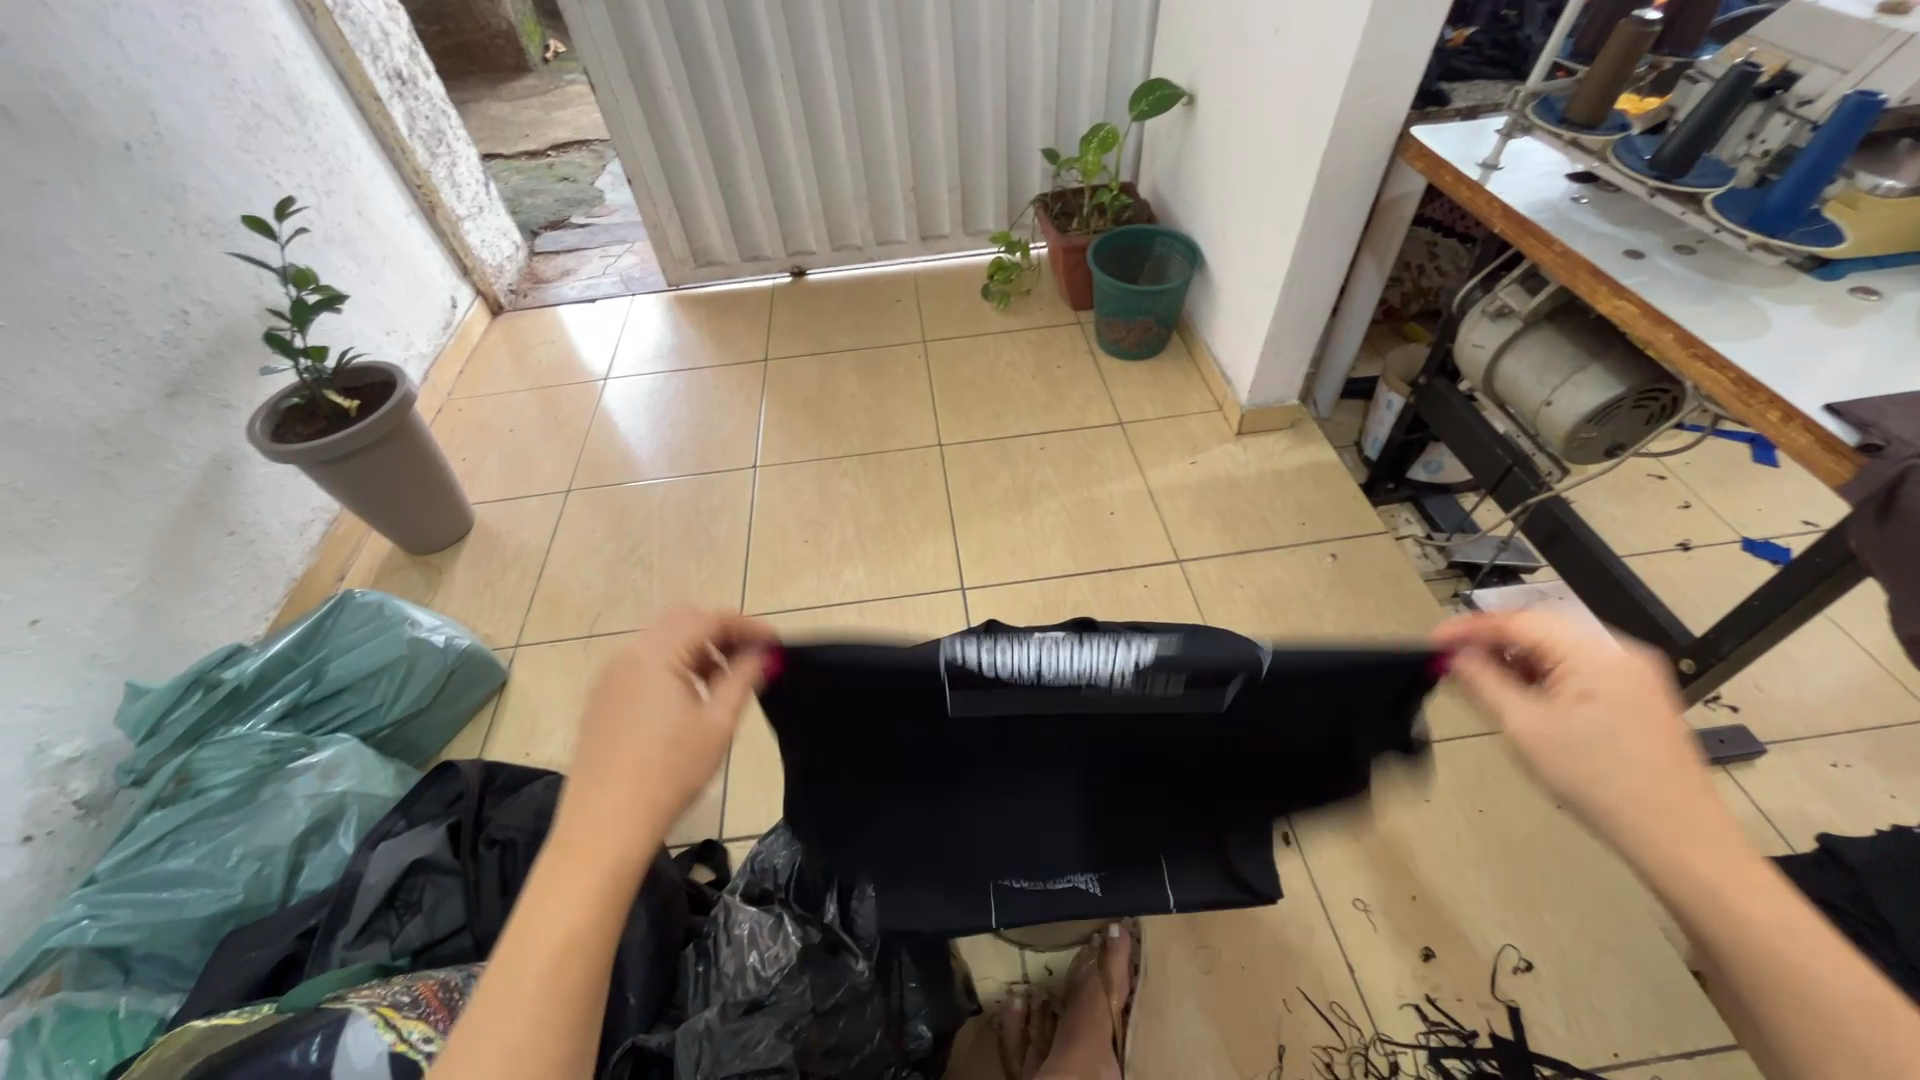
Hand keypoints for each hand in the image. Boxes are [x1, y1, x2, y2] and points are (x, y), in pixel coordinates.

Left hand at [558, 609, 777, 846]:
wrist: (605, 824)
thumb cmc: (670, 772)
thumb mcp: (718, 723)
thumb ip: (743, 678)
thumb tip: (763, 654)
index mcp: (656, 654)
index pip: (708, 619)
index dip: (746, 625)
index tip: (775, 642)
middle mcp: (627, 655)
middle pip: (681, 622)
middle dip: (720, 632)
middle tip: (752, 655)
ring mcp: (609, 678)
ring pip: (660, 643)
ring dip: (697, 650)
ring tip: (726, 679)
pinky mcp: (601, 700)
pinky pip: (643, 665)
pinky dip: (673, 667)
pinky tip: (691, 698)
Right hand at [1430, 611, 1731, 862]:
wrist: (1677, 835)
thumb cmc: (1596, 779)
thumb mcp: (1525, 727)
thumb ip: (1484, 682)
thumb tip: (1455, 654)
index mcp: (1596, 651)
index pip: (1519, 621)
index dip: (1470, 628)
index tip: (1432, 642)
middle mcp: (1620, 651)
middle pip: (1542, 629)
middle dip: (1492, 642)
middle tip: (1452, 661)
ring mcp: (1635, 674)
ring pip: (1560, 649)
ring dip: (1517, 659)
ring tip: (1481, 681)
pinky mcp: (1639, 696)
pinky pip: (1580, 669)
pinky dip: (1544, 675)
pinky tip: (1523, 696)